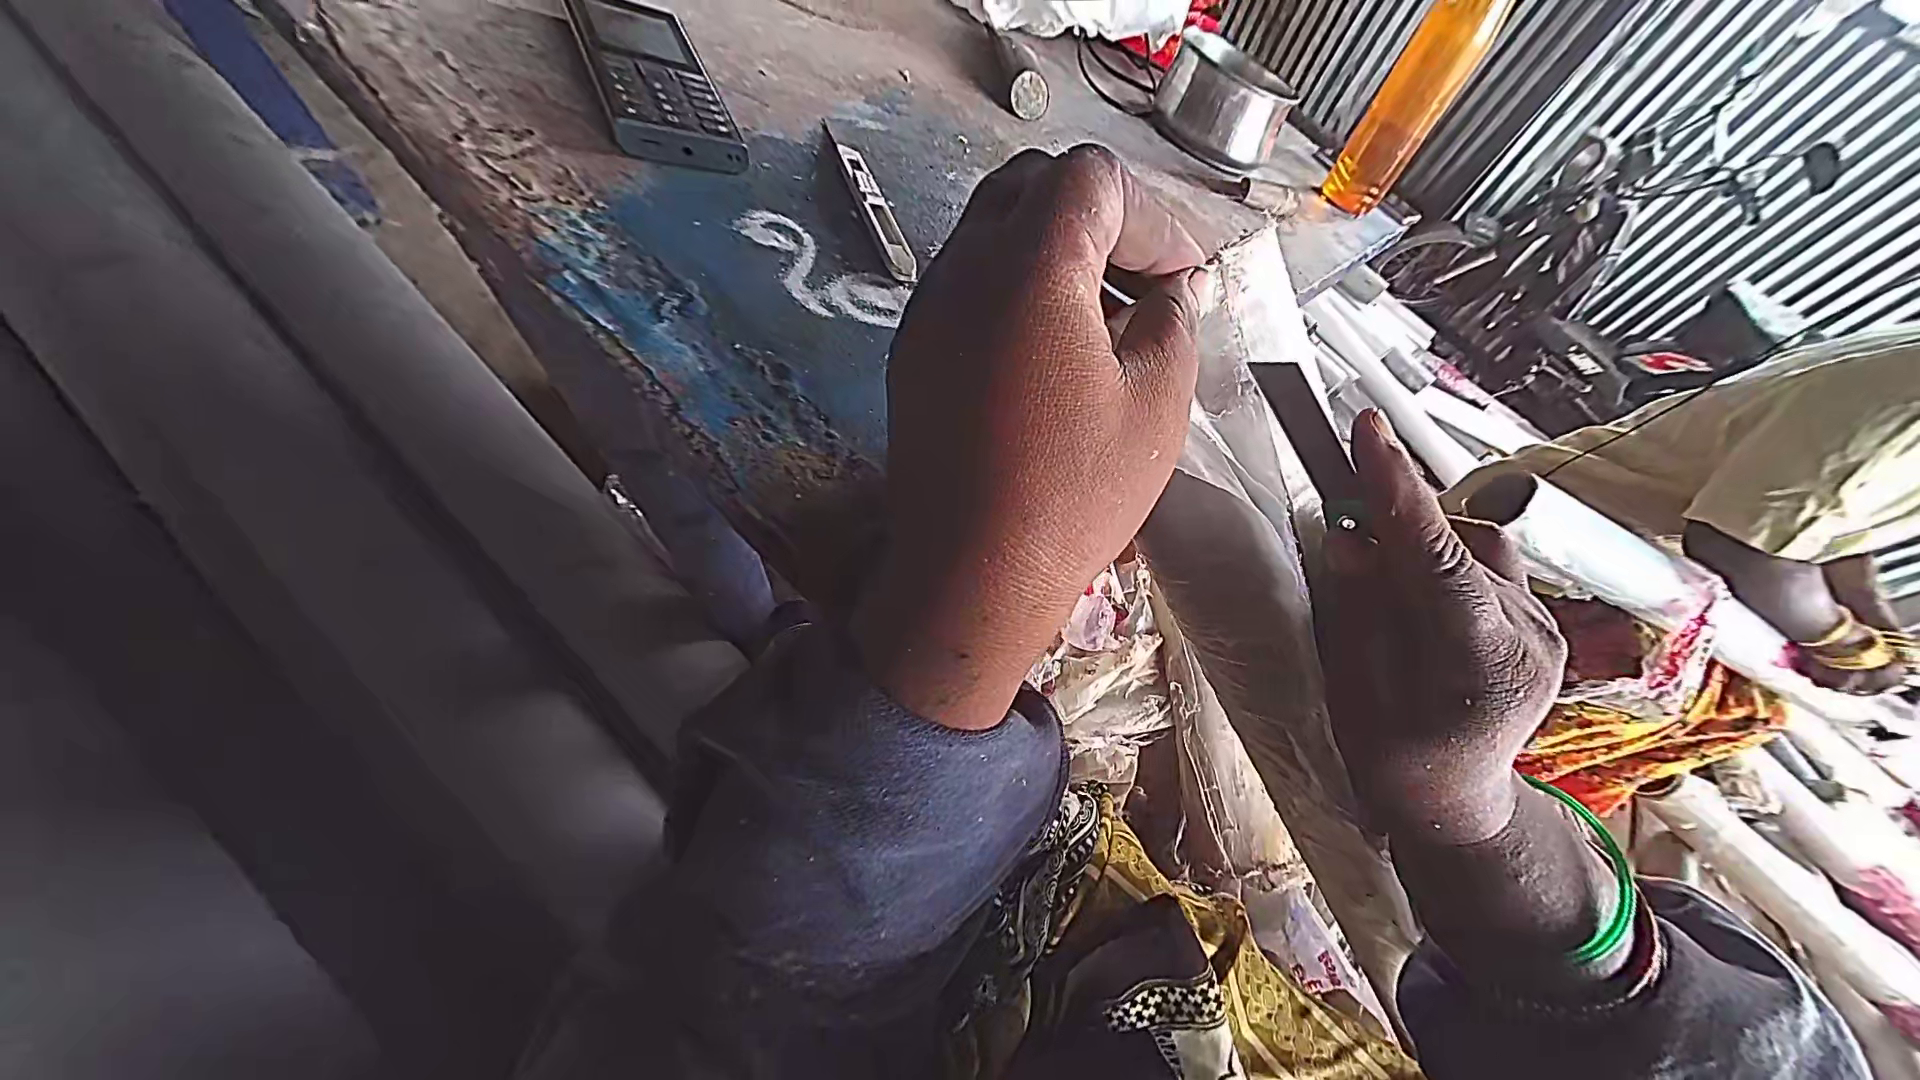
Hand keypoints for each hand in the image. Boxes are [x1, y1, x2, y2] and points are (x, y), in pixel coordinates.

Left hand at [853, 146, 1207, 729]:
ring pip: (990, 238)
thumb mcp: (1157, 404)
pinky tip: (1044, 355)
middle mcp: (961, 273)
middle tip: (1137, 283)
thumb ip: (1171, 322)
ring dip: (1051, 256)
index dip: (1150, 217)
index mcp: (1028, 269)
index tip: (1180, 279)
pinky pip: (964, 291)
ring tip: (1096, 322)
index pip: (1090, 179)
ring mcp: (925, 314)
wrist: (972, 573)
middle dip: (1098, 221)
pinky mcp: (911, 355)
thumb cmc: (1072, 495)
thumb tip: (1167, 294)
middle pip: (1030, 191)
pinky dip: (1011, 295)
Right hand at [1316, 411, 1567, 844]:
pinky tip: (1415, 588)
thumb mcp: (1356, 685)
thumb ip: (1358, 606)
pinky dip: (1442, 558)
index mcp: (1479, 657)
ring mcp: (1542, 625)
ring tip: (1382, 575)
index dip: (1397, 487)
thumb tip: (1350, 536)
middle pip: (1456, 540)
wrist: (1452, 798)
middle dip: (1395, 521)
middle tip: (1341, 524)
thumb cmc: (1390, 754)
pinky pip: (1487, 563)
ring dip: (1422, 541)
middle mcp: (1527, 632)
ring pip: (1478, 544)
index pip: (1436, 552)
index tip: (1368, 429)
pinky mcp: (1538, 620)